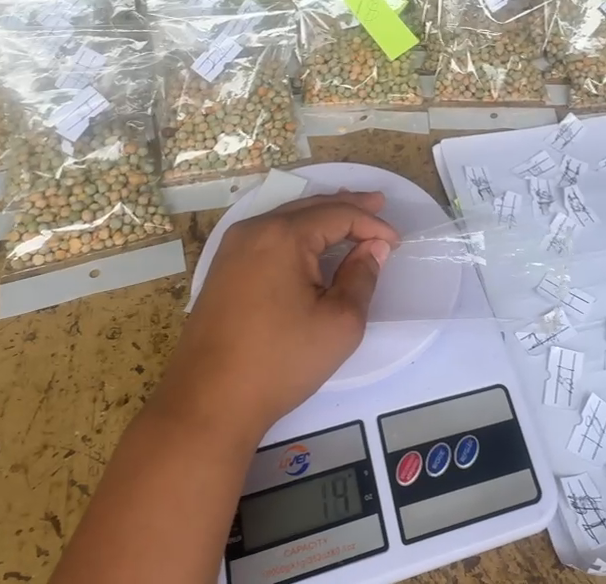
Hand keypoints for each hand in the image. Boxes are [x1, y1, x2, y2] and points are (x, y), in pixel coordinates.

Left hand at [157, 191, 398, 440]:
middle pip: (310, 207)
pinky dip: (297, 232)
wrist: (208, 402)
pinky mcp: (223, 269)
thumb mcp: (339, 323)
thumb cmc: (280, 362)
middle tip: (379, 202)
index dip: (372, 224)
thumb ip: (361, 277)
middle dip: (347, 205)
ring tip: (350, 213)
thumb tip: (373, 248)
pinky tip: (310, 240)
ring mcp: (232, 249)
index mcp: (283, 236)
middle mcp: (254, 230)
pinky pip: (269, 236)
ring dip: (321, 216)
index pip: (338, 215)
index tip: (397, 242)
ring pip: (287, 218)